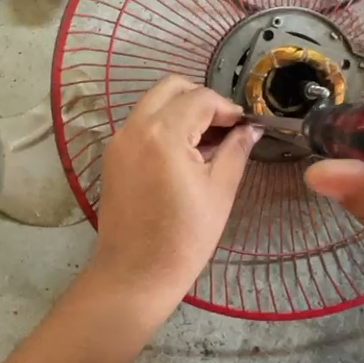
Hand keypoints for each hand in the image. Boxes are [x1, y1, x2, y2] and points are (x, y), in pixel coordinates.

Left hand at [87, 77, 260, 316]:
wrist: (135, 274)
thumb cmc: (184, 237)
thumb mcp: (219, 191)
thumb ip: (235, 150)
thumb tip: (250, 130)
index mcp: (163, 134)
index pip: (200, 98)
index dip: (227, 108)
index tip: (244, 127)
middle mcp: (135, 128)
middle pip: (171, 88)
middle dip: (201, 99)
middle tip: (224, 127)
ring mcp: (119, 141)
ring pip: (153, 104)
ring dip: (181, 111)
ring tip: (207, 143)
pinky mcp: (113, 157)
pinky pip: (141, 125)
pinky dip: (164, 126)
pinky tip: (184, 155)